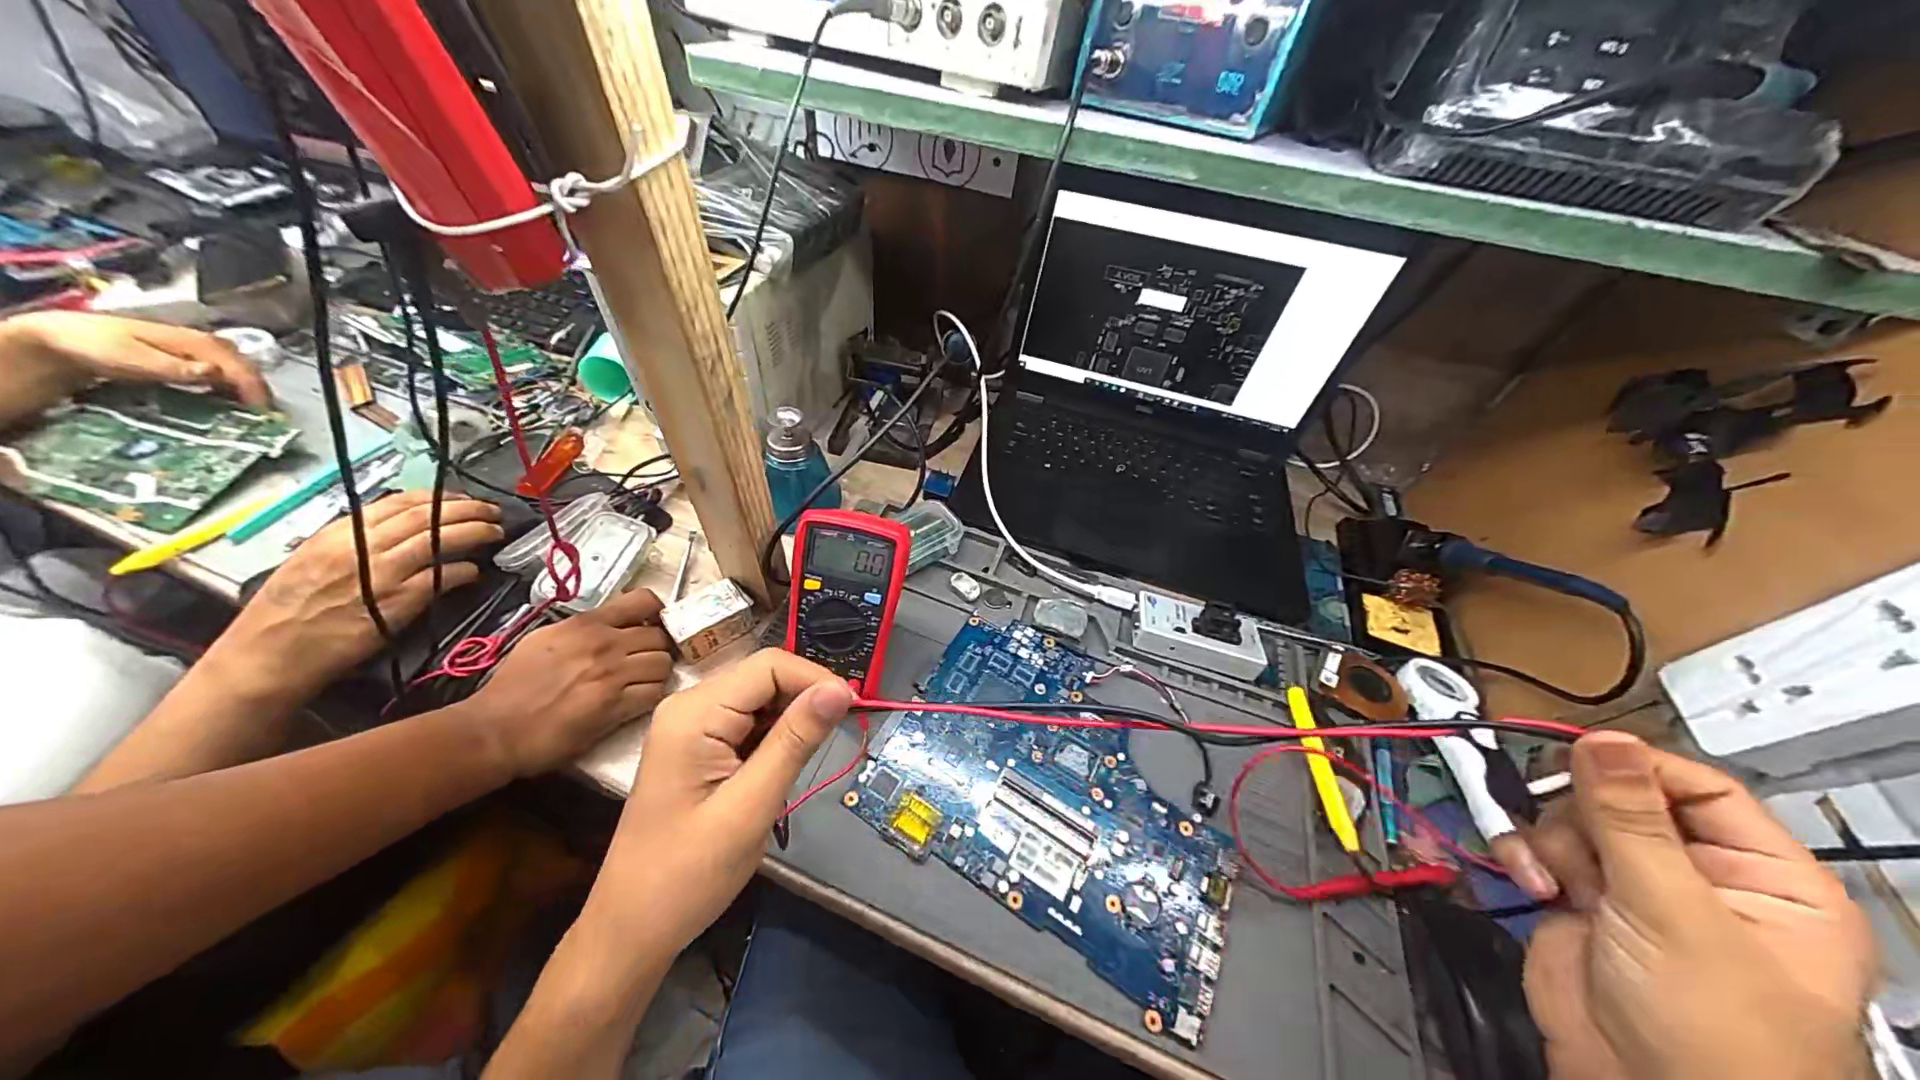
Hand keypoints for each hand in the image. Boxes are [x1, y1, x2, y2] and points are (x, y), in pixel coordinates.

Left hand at [0, 312, 271, 407]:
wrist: (59, 339)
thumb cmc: (94, 345)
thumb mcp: (132, 357)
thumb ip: (174, 367)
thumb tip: (216, 373)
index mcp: (195, 342)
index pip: (239, 367)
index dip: (256, 390)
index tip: (265, 414)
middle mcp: (203, 344)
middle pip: (245, 367)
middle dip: (259, 391)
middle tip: (266, 418)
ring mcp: (196, 351)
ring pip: (237, 370)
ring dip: (248, 390)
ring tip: (252, 412)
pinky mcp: (187, 359)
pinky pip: (222, 373)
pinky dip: (233, 388)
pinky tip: (229, 401)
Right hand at [207, 491, 503, 697]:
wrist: (269, 655)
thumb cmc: (286, 610)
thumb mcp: (312, 559)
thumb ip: (354, 540)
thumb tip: (400, 527)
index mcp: (337, 534)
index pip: (399, 503)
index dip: (439, 497)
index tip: (463, 499)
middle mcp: (360, 548)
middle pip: (427, 517)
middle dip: (467, 509)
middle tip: (492, 511)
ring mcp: (381, 575)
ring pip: (439, 541)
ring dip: (475, 533)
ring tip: (495, 532)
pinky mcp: (397, 603)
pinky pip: (442, 578)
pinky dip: (463, 570)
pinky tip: (474, 571)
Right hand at [465, 586, 672, 776]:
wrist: (495, 729)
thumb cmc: (514, 686)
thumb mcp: (545, 639)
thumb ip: (583, 629)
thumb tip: (613, 623)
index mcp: (586, 624)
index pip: (643, 601)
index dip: (656, 613)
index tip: (652, 626)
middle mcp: (605, 643)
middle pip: (659, 637)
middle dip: (657, 649)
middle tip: (645, 662)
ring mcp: (612, 674)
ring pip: (663, 664)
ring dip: (657, 674)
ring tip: (641, 683)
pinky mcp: (615, 705)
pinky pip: (655, 693)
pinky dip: (651, 697)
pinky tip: (636, 702)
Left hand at [583, 649, 853, 952]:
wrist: (633, 927)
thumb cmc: (689, 874)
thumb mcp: (752, 807)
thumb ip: (796, 741)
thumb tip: (841, 688)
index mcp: (694, 713)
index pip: (770, 666)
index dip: (816, 680)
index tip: (852, 711)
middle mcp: (689, 706)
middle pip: (764, 676)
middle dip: (805, 700)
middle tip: (834, 740)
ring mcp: (690, 725)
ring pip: (760, 698)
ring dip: (791, 721)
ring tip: (804, 761)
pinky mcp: (697, 745)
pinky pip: (747, 721)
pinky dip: (774, 737)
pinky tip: (778, 769)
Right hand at [1521, 733, 1877, 1079]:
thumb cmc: (1709, 1024)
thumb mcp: (1675, 912)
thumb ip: (1630, 819)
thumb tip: (1606, 741)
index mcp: (1760, 876)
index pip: (1697, 788)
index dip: (1637, 767)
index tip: (1577, 757)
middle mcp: (1694, 873)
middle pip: (1618, 798)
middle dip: (1581, 815)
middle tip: (1579, 846)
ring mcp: (1632, 886)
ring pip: (1569, 820)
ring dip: (1549, 842)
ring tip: (1559, 883)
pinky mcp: (1578, 897)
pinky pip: (1538, 848)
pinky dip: (1525, 858)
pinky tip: (1536, 884)